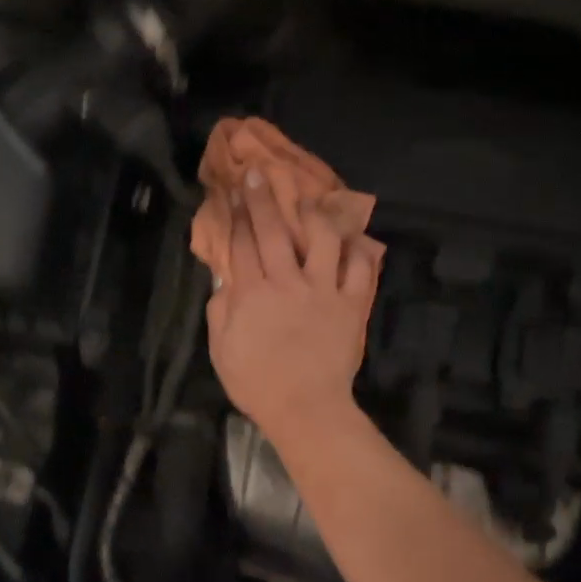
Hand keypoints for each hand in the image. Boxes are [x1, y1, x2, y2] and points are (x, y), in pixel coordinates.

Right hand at [207, 168, 380, 444]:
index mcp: (252, 293)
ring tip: (309, 202)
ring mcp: (324, 290)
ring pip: (322, 239)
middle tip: (258, 173)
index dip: (234, 216)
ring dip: (314, 215)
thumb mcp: (221, 349)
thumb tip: (225, 282)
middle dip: (263, 199)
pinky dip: (358, 251)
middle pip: (274, 231)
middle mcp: (288, 282)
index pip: (241, 244)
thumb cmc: (257, 382)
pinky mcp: (351, 304)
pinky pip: (360, 269)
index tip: (230, 193)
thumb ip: (220, 310)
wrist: (306, 408)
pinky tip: (353, 239)